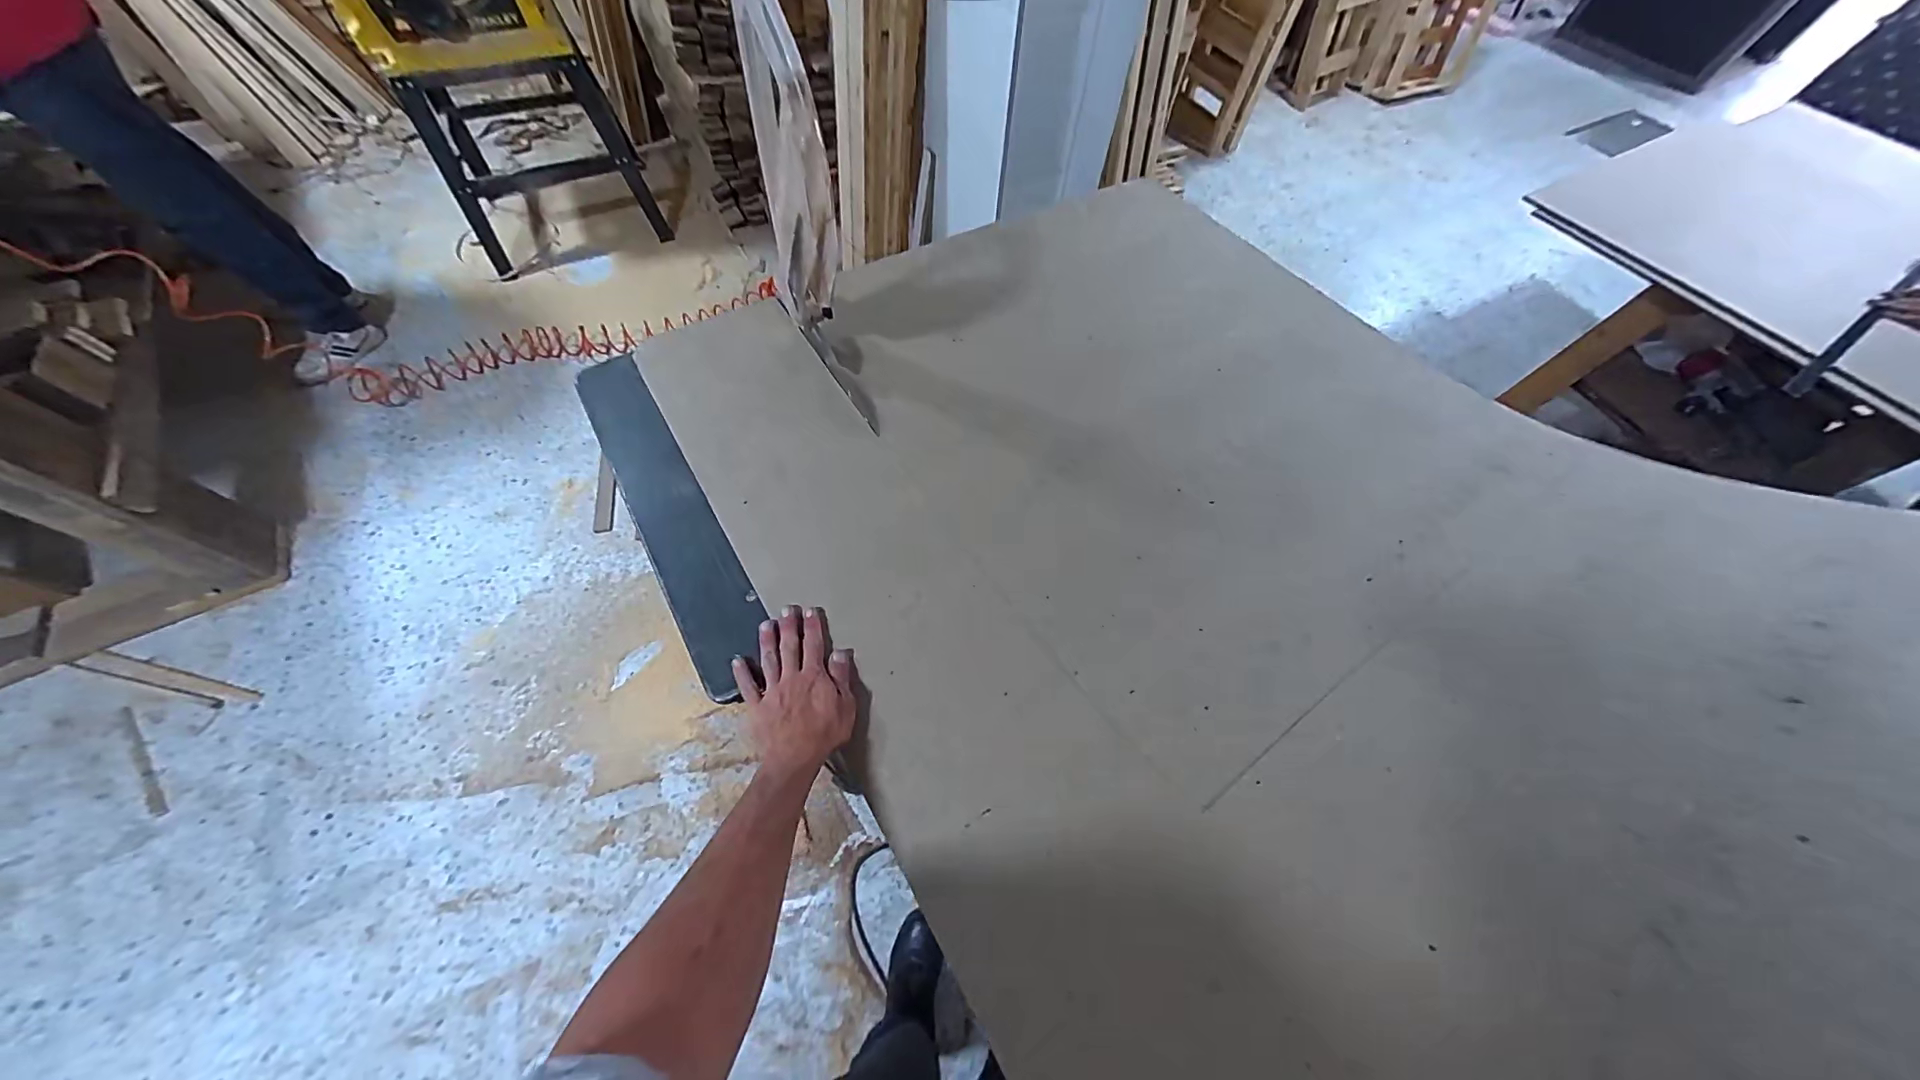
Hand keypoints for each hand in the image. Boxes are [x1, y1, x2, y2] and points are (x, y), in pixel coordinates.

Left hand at [733, 606, 857, 779]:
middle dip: (789, 626)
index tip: (810, 612)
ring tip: (765, 624)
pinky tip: (737, 660)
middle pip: (790, 647)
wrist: (794, 758)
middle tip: (787, 609)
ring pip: (768, 660)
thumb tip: (840, 653)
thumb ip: (842, 678)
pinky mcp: (757, 706)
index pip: (814, 646)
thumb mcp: (845, 707)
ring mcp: (772, 691)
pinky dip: (742, 673)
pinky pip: (748, 686)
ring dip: (767, 641)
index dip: (812, 627)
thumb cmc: (824, 735)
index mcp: (814, 677)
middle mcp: (791, 678)